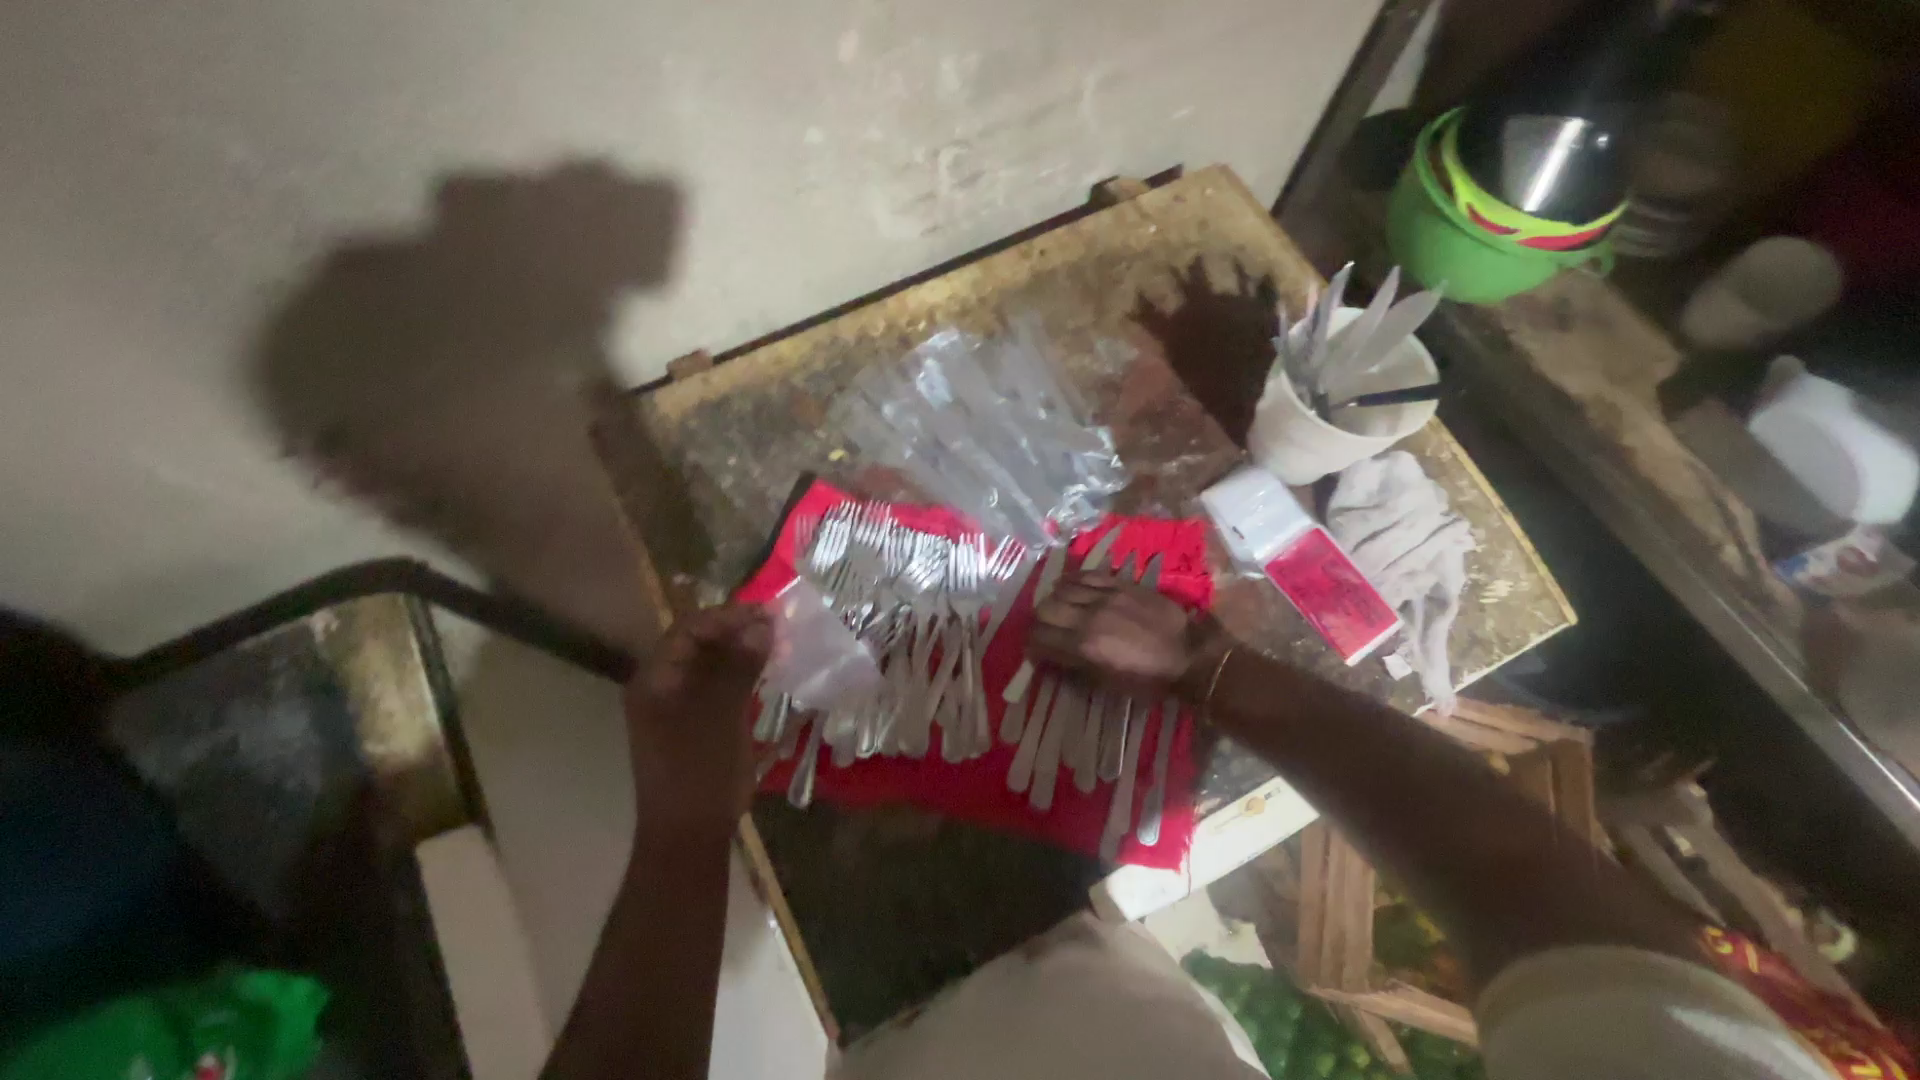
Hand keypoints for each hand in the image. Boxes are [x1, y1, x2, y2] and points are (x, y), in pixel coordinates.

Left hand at [624, 605, 770, 835]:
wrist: (687, 836)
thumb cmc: (699, 772)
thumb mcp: (722, 715)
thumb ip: (739, 666)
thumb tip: (762, 625)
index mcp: (655, 680)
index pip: (688, 629)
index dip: (727, 616)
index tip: (767, 614)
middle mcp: (660, 688)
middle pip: (697, 644)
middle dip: (736, 632)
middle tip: (777, 628)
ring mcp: (674, 709)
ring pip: (709, 666)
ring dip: (740, 653)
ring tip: (777, 647)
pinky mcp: (692, 727)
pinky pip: (715, 689)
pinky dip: (739, 677)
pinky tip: (766, 677)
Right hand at [1027, 570, 1226, 697]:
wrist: (1190, 656)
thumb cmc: (1149, 679)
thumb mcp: (1108, 684)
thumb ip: (1075, 668)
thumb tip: (1049, 659)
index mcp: (1084, 647)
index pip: (1039, 638)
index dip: (1031, 645)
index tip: (1035, 650)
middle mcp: (1089, 618)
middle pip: (1044, 609)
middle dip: (1038, 622)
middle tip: (1045, 630)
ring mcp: (1105, 596)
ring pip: (1061, 589)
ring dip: (1054, 600)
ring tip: (1059, 608)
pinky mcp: (1120, 584)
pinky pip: (1087, 575)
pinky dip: (1073, 582)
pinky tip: (1072, 588)